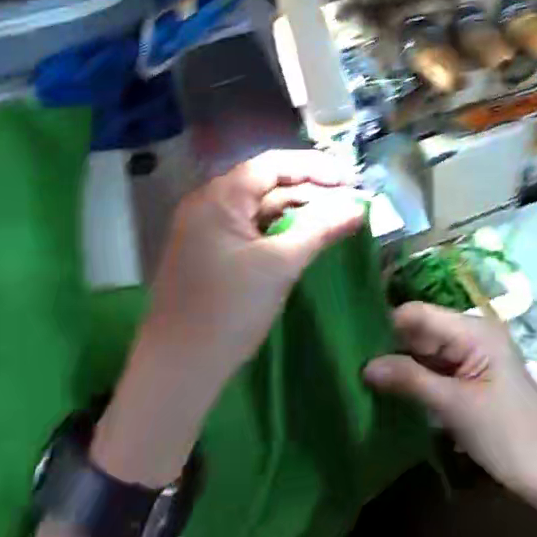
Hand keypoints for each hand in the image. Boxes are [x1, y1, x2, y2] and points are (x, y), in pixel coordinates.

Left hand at [144, 149, 366, 376]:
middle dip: (310, 188)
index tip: (351, 180)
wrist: (177, 371)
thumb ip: (321, 229)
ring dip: (297, 209)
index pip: (273, 164)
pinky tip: (306, 237)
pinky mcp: (209, 254)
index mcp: (218, 198)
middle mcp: (208, 205)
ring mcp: (205, 230)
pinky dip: (280, 229)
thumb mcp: (281, 265)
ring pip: (260, 207)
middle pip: (266, 182)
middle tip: (350, 200)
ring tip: (335, 217)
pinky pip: (250, 228)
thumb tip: (358, 208)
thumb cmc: (228, 310)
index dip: (315, 167)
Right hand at [363, 303, 536, 506]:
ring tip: (356, 374)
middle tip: (344, 360)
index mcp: (473, 330)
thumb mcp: (454, 406)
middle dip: (387, 344)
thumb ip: (410, 379)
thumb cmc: (508, 434)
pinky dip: (414, 379)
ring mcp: (472, 358)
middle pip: (420, 330)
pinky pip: (435, 370)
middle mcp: (472, 335)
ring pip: (425, 351)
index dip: (385, 324)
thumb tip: (365, 364)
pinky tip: (385, 391)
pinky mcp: (472, 381)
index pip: (417, 314)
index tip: (346, 340)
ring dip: (398, 363)